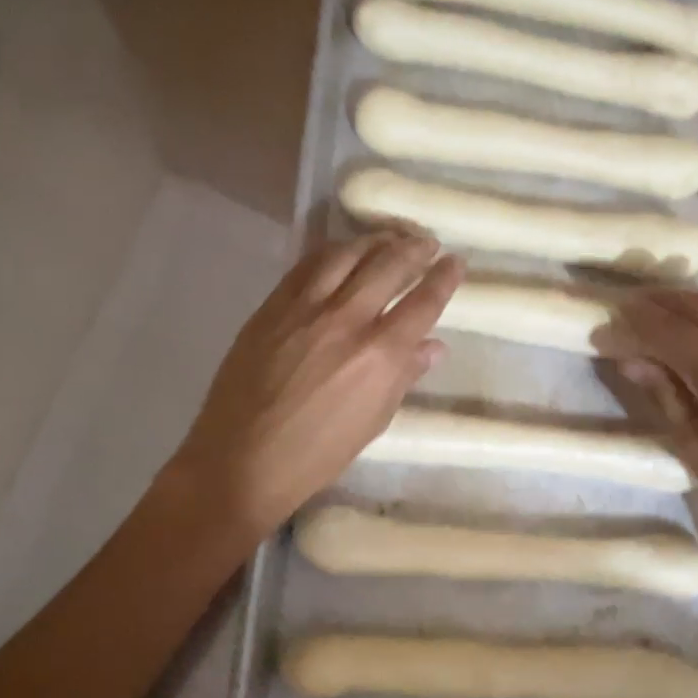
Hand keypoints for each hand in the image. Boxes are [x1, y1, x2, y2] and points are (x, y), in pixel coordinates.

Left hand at [169, 229, 461, 535]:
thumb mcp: (373, 422)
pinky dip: (332, 252)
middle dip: (415, 248)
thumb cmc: (317, 456)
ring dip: (375, 240)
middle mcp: (347, 320)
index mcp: (381, 356)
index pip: (423, 302)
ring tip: (389, 237)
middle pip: (389, 266)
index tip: (455, 263)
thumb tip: (432, 347)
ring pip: (347, 254)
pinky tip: (341, 251)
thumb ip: (404, 377)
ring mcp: (305, 308)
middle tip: (427, 241)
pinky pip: (307, 265)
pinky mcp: (272, 307)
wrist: (242, 460)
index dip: (444, 278)